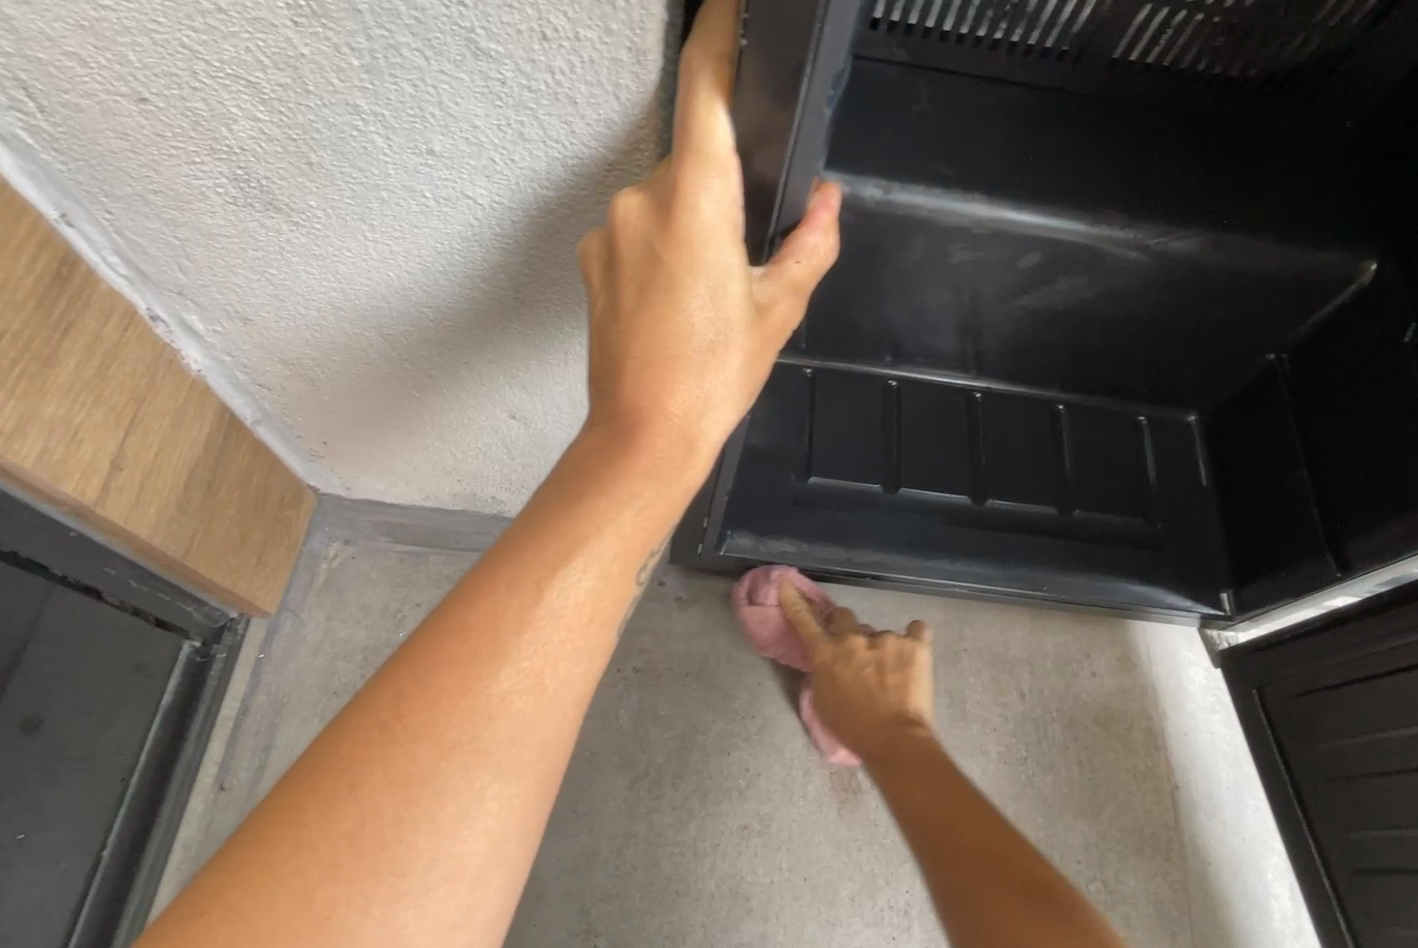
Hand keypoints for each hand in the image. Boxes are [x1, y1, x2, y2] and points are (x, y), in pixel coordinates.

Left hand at [576, 0, 841, 472]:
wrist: (646, 435)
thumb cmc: (708, 380)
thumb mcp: (779, 309)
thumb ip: (809, 242)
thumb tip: (824, 203)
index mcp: (697, 199)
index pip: (705, 87)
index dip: (718, 35)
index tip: (728, 10)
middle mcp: (643, 201)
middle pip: (694, 160)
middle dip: (722, 193)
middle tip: (742, 261)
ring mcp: (610, 231)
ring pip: (664, 201)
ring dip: (691, 229)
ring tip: (706, 299)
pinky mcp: (592, 261)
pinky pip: (636, 232)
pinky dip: (660, 252)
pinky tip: (675, 306)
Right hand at [779, 581, 935, 765]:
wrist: (894, 739)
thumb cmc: (852, 728)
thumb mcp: (822, 702)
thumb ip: (823, 674)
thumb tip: (828, 662)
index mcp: (826, 653)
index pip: (804, 620)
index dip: (795, 602)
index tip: (788, 586)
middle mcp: (853, 638)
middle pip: (845, 617)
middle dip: (847, 629)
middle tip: (856, 652)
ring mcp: (886, 638)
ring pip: (880, 633)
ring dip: (882, 647)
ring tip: (892, 674)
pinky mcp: (915, 644)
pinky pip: (916, 630)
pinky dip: (914, 639)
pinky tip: (914, 654)